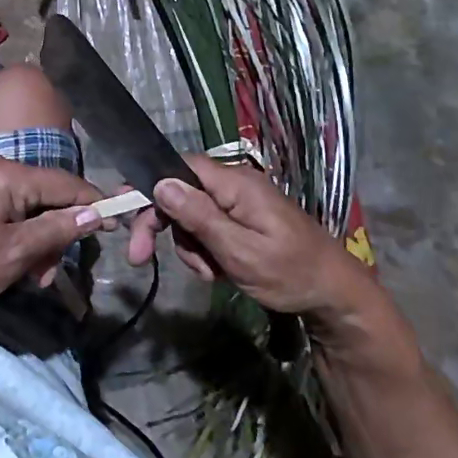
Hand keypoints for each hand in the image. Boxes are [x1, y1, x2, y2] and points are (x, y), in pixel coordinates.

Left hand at [0, 155, 104, 311]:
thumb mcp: (14, 253)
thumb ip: (58, 230)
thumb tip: (96, 215)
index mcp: (10, 174)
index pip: (68, 185)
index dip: (96, 205)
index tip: (118, 224)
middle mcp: (0, 168)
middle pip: (51, 198)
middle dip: (59, 235)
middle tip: (51, 273)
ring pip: (33, 209)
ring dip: (40, 241)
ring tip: (31, 278)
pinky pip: (13, 212)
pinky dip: (22, 237)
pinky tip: (16, 265)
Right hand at [128, 155, 370, 315]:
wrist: (330, 290)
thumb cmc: (288, 271)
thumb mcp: (238, 250)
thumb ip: (199, 216)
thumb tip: (160, 183)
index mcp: (236, 183)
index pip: (181, 167)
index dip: (150, 188)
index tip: (128, 220)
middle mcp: (237, 184)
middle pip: (182, 193)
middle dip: (165, 227)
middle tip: (143, 261)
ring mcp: (242, 202)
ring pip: (193, 216)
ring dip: (191, 247)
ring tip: (212, 273)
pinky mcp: (245, 220)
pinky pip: (211, 228)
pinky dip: (207, 251)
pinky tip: (221, 271)